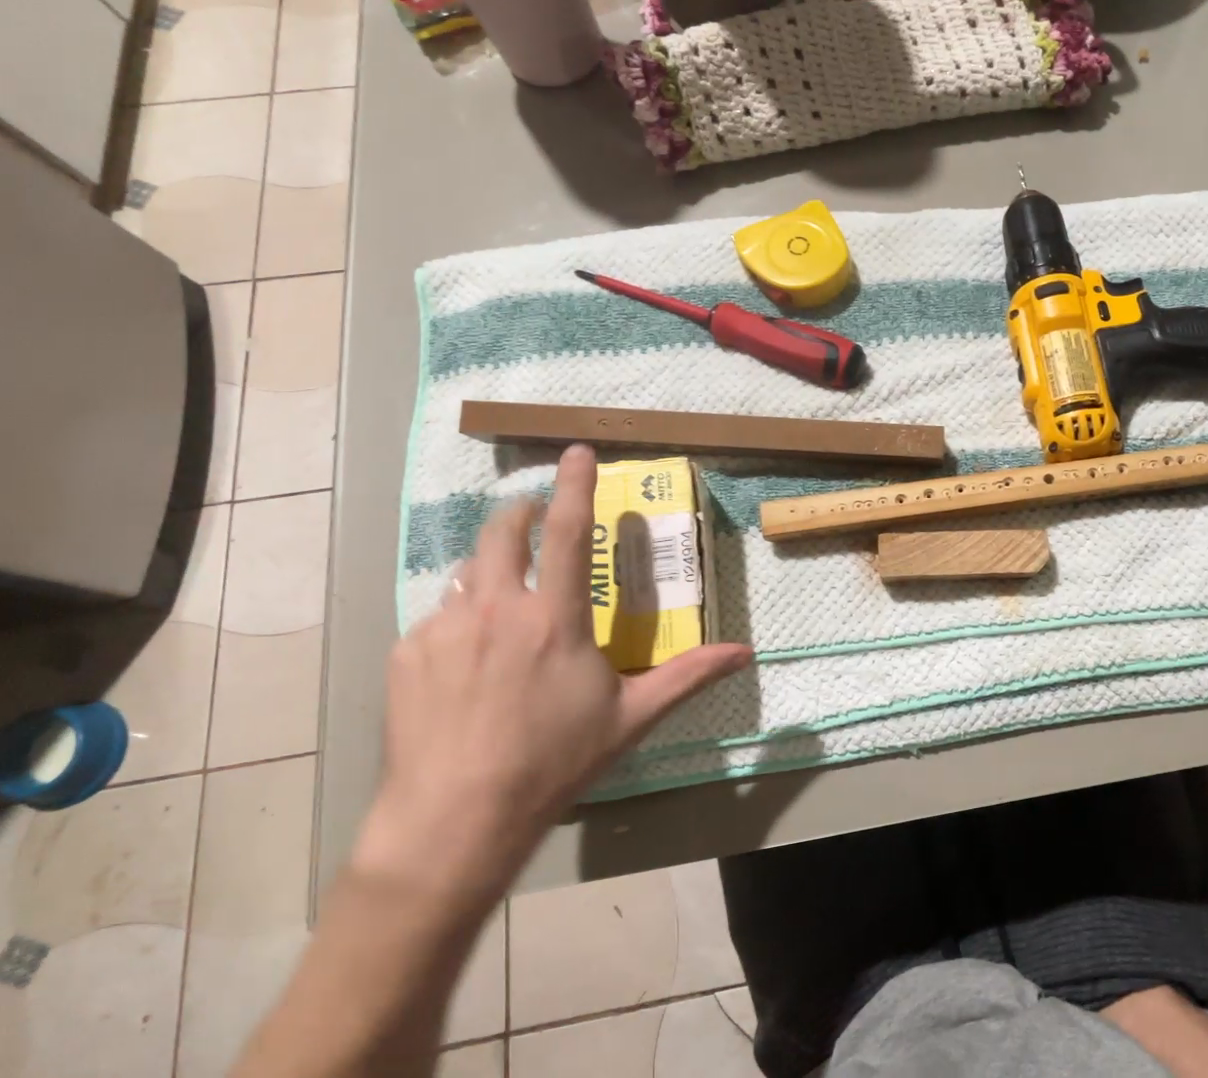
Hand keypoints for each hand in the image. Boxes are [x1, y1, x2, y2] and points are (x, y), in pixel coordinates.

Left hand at [353, 444, 750, 901]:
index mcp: (553, 617)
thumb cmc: (555, 761)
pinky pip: (436, 621)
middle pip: (501, 534)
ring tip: (504, 608)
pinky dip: (458, 626)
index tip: (578, 451)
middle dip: (519, 514)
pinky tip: (467, 667)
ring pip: (466, 578)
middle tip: (532, 518)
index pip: (567, 532)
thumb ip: (687, 676)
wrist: (458, 813)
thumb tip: (744, 653)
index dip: (576, 485)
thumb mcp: (630, 717)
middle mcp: (495, 608)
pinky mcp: (406, 655)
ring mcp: (442, 629)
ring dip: (489, 576)